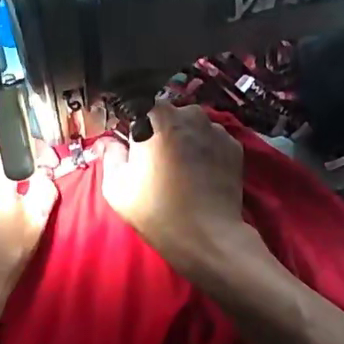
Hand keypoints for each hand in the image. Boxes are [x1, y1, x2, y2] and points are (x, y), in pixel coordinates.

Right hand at [101, 102, 251, 278]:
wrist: (206, 236)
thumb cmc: (156, 211)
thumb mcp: (116, 187)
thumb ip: (110, 155)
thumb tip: (108, 141)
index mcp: (158, 118)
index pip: (139, 107)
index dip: (132, 127)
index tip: (130, 148)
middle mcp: (190, 114)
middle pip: (168, 116)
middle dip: (159, 134)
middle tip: (154, 166)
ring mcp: (217, 130)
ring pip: (192, 128)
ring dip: (183, 143)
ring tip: (179, 173)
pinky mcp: (234, 147)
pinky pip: (211, 142)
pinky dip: (204, 153)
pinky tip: (198, 177)